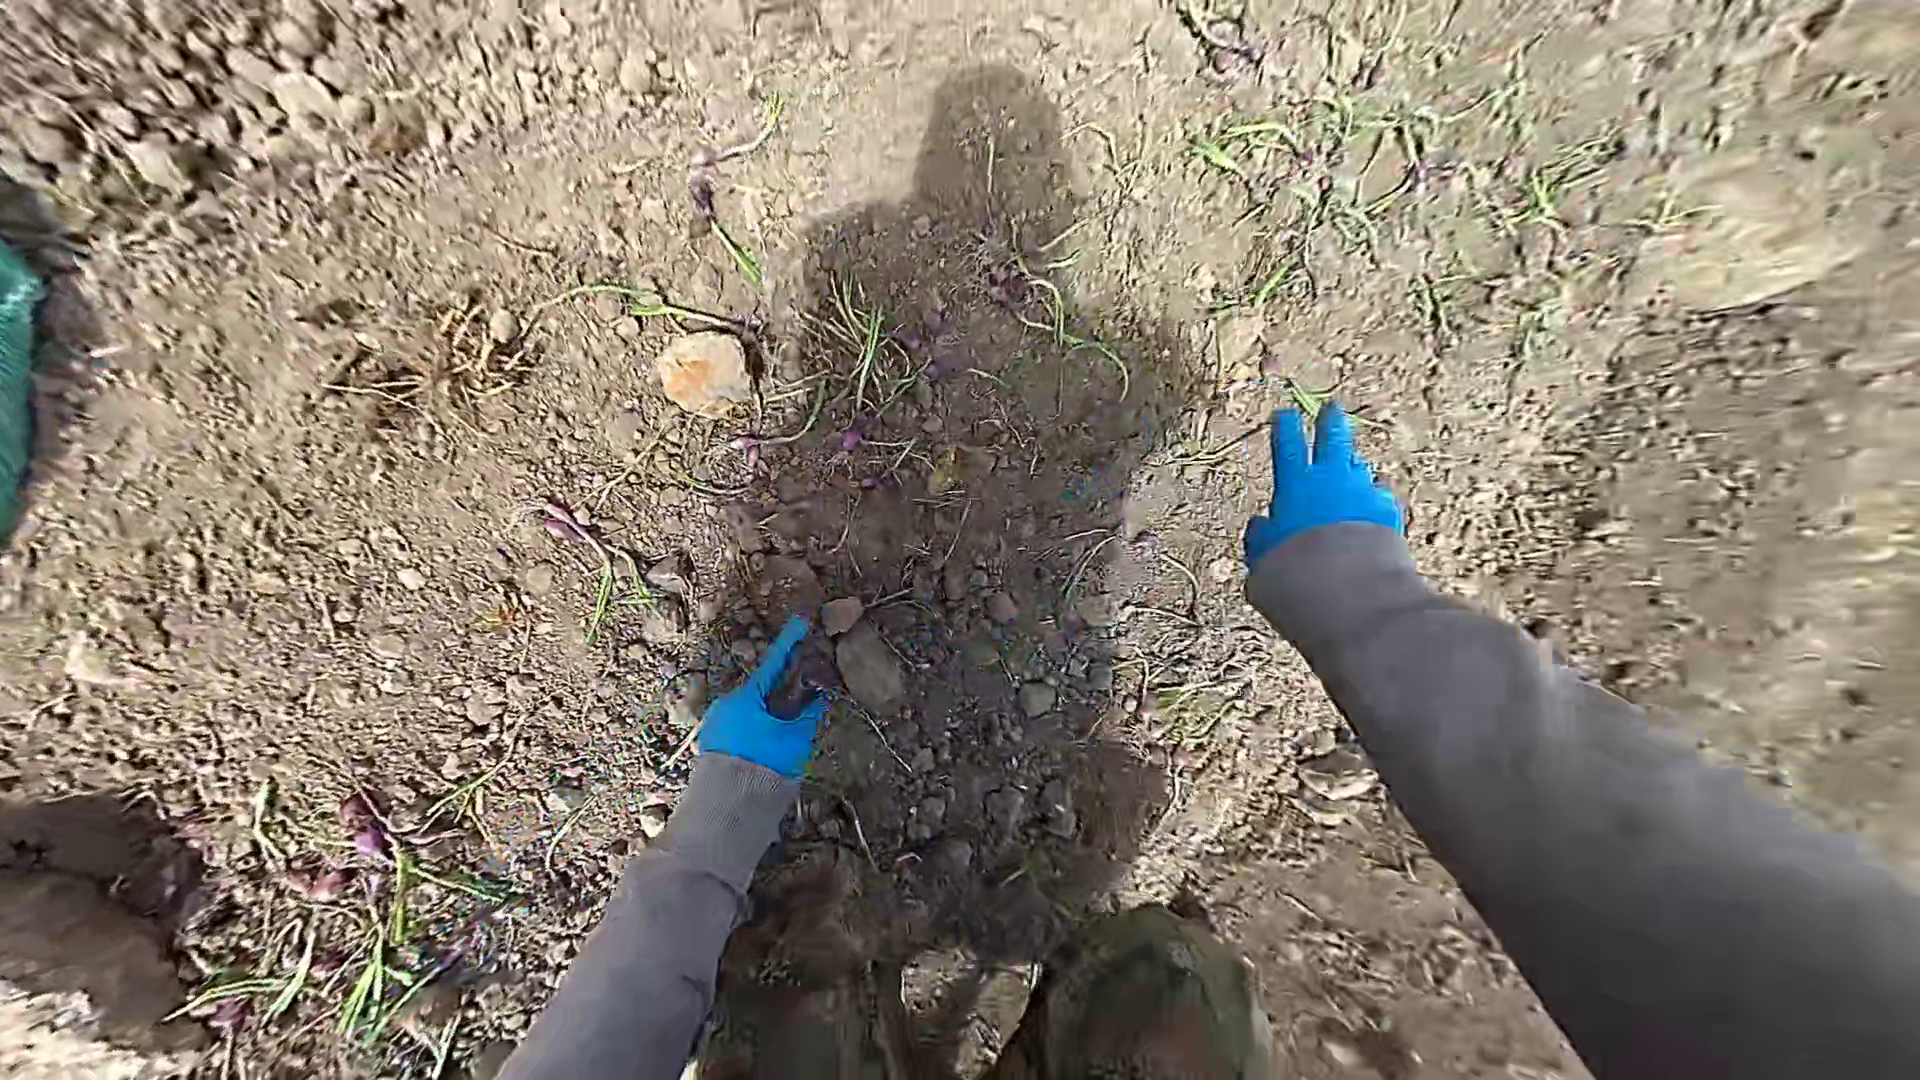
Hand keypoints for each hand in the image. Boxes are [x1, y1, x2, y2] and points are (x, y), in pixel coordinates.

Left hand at [697, 615, 826, 777]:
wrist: (727, 815)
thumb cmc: (765, 768)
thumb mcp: (795, 737)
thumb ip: (808, 711)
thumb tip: (818, 693)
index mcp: (745, 698)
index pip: (774, 662)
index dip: (791, 641)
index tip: (801, 621)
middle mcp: (727, 706)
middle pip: (764, 685)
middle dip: (786, 680)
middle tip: (808, 672)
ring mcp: (719, 726)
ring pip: (756, 706)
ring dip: (776, 704)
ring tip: (798, 711)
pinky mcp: (717, 746)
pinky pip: (747, 723)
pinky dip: (765, 721)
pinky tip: (778, 733)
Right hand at [1244, 404, 1400, 566]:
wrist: (1352, 595)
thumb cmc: (1296, 577)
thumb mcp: (1262, 560)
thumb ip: (1261, 538)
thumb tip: (1261, 525)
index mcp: (1296, 487)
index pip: (1288, 448)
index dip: (1285, 428)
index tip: (1283, 413)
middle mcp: (1333, 483)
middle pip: (1334, 442)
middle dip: (1330, 423)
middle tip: (1332, 407)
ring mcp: (1365, 496)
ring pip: (1358, 470)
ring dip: (1350, 466)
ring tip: (1347, 464)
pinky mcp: (1391, 517)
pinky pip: (1377, 498)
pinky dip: (1369, 500)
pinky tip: (1367, 507)